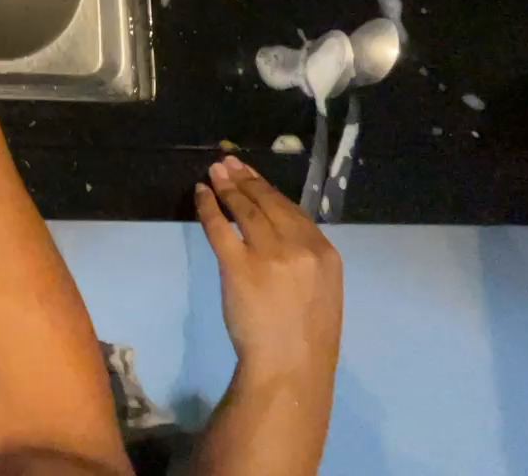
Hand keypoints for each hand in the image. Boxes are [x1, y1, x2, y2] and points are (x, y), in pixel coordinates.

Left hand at [196, 157, 342, 381]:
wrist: (292, 364)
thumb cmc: (304, 331)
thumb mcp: (319, 287)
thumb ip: (302, 256)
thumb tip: (275, 227)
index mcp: (326, 254)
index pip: (293, 210)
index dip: (267, 188)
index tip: (250, 172)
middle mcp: (301, 248)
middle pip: (267, 203)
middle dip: (245, 180)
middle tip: (226, 162)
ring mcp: (268, 255)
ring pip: (243, 210)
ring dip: (225, 187)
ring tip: (212, 173)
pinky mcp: (238, 264)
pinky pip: (219, 225)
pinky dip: (208, 206)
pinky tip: (200, 193)